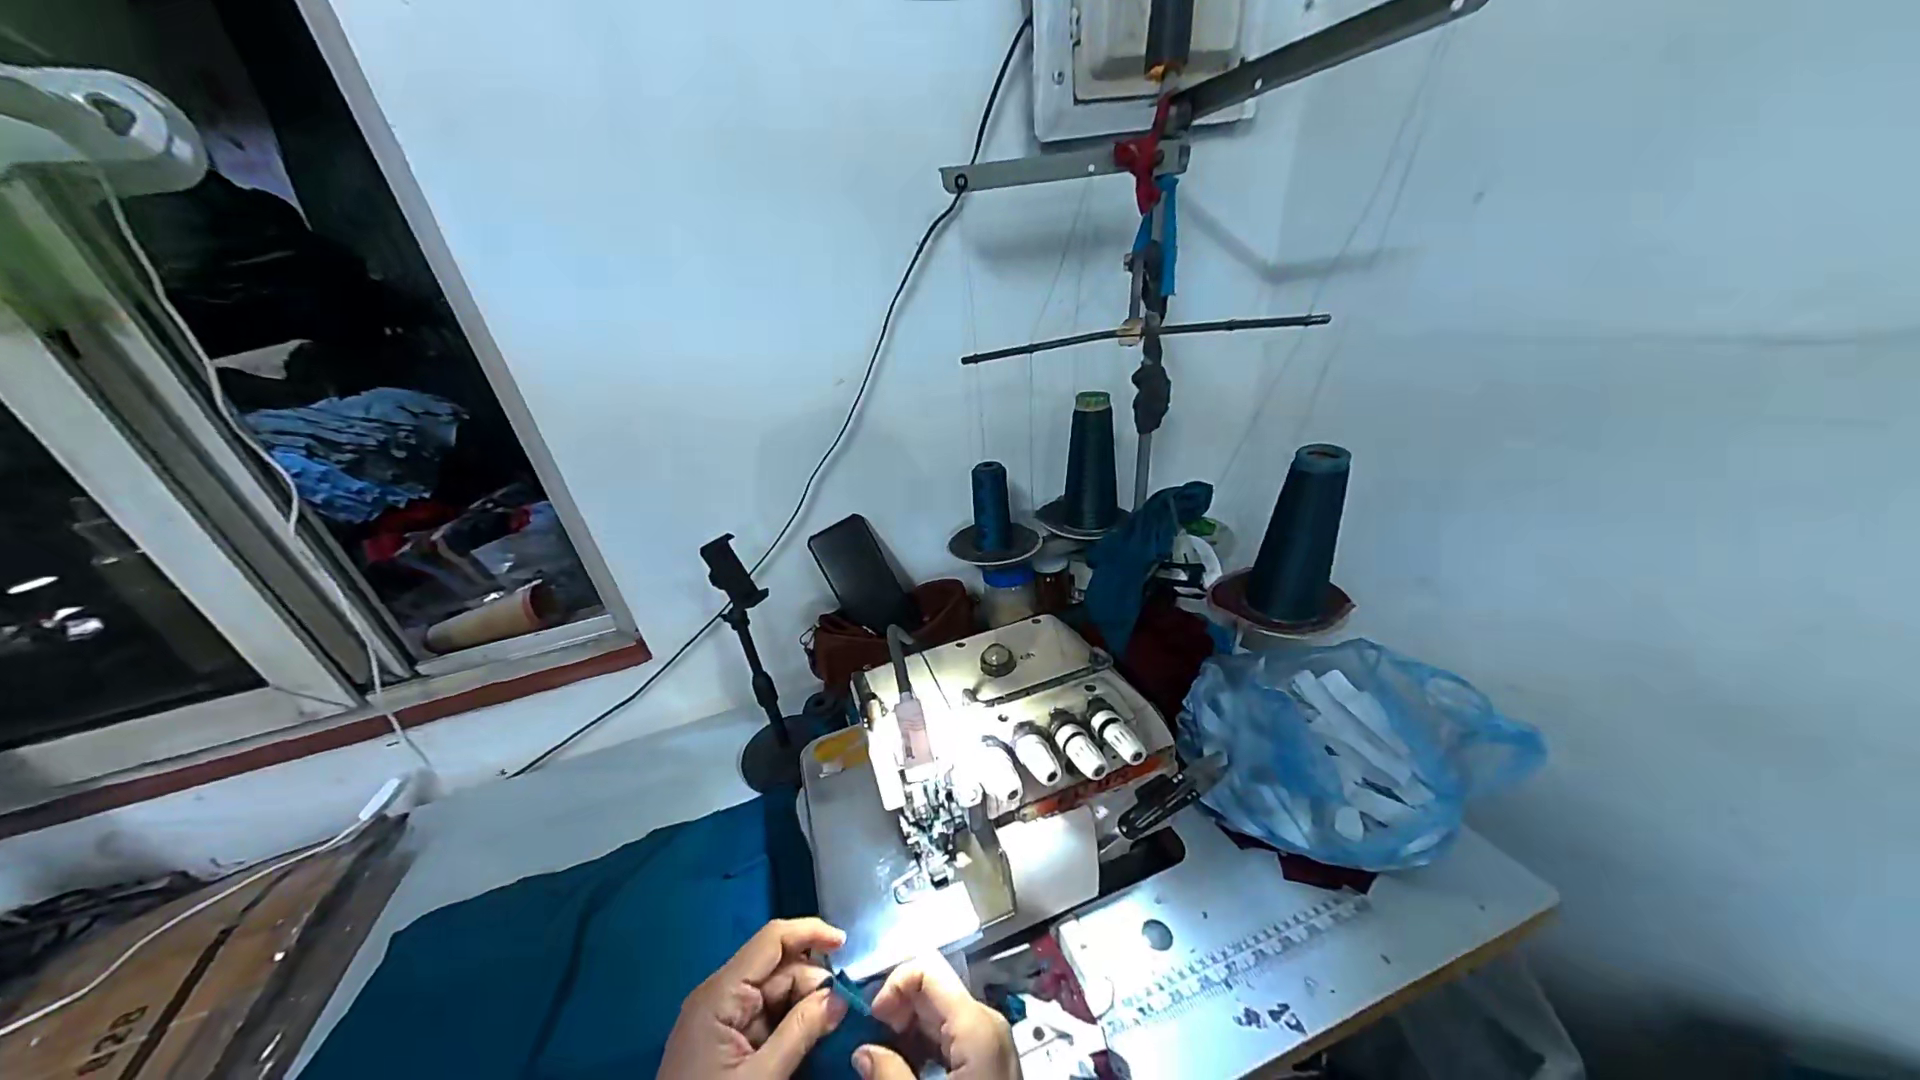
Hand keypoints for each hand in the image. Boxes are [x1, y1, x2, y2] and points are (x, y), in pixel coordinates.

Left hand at [657, 918, 848, 1079]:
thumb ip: (800, 1032)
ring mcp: (721, 1017)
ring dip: (805, 1004)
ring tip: (826, 1031)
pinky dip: (791, 1022)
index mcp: (720, 994)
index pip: (772, 940)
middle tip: (840, 1013)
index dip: (811, 933)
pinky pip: (767, 1015)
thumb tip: (839, 997)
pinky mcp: (725, 1039)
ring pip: (777, 991)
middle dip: (812, 982)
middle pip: (778, 967)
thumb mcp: (760, 1079)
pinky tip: (809, 1039)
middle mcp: (720, 994)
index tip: (847, 944)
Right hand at [854, 952, 1020, 1079]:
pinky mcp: (986, 1058)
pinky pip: (947, 1035)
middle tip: (867, 1044)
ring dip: (903, 1030)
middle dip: (894, 1011)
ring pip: (936, 1012)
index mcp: (976, 1024)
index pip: (926, 969)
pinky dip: (920, 1045)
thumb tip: (863, 1051)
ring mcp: (988, 1039)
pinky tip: (904, 1070)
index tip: (869, 1022)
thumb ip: (890, 1076)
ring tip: (881, 1061)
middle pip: (930, 989)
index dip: (892, 987)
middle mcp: (985, 1022)